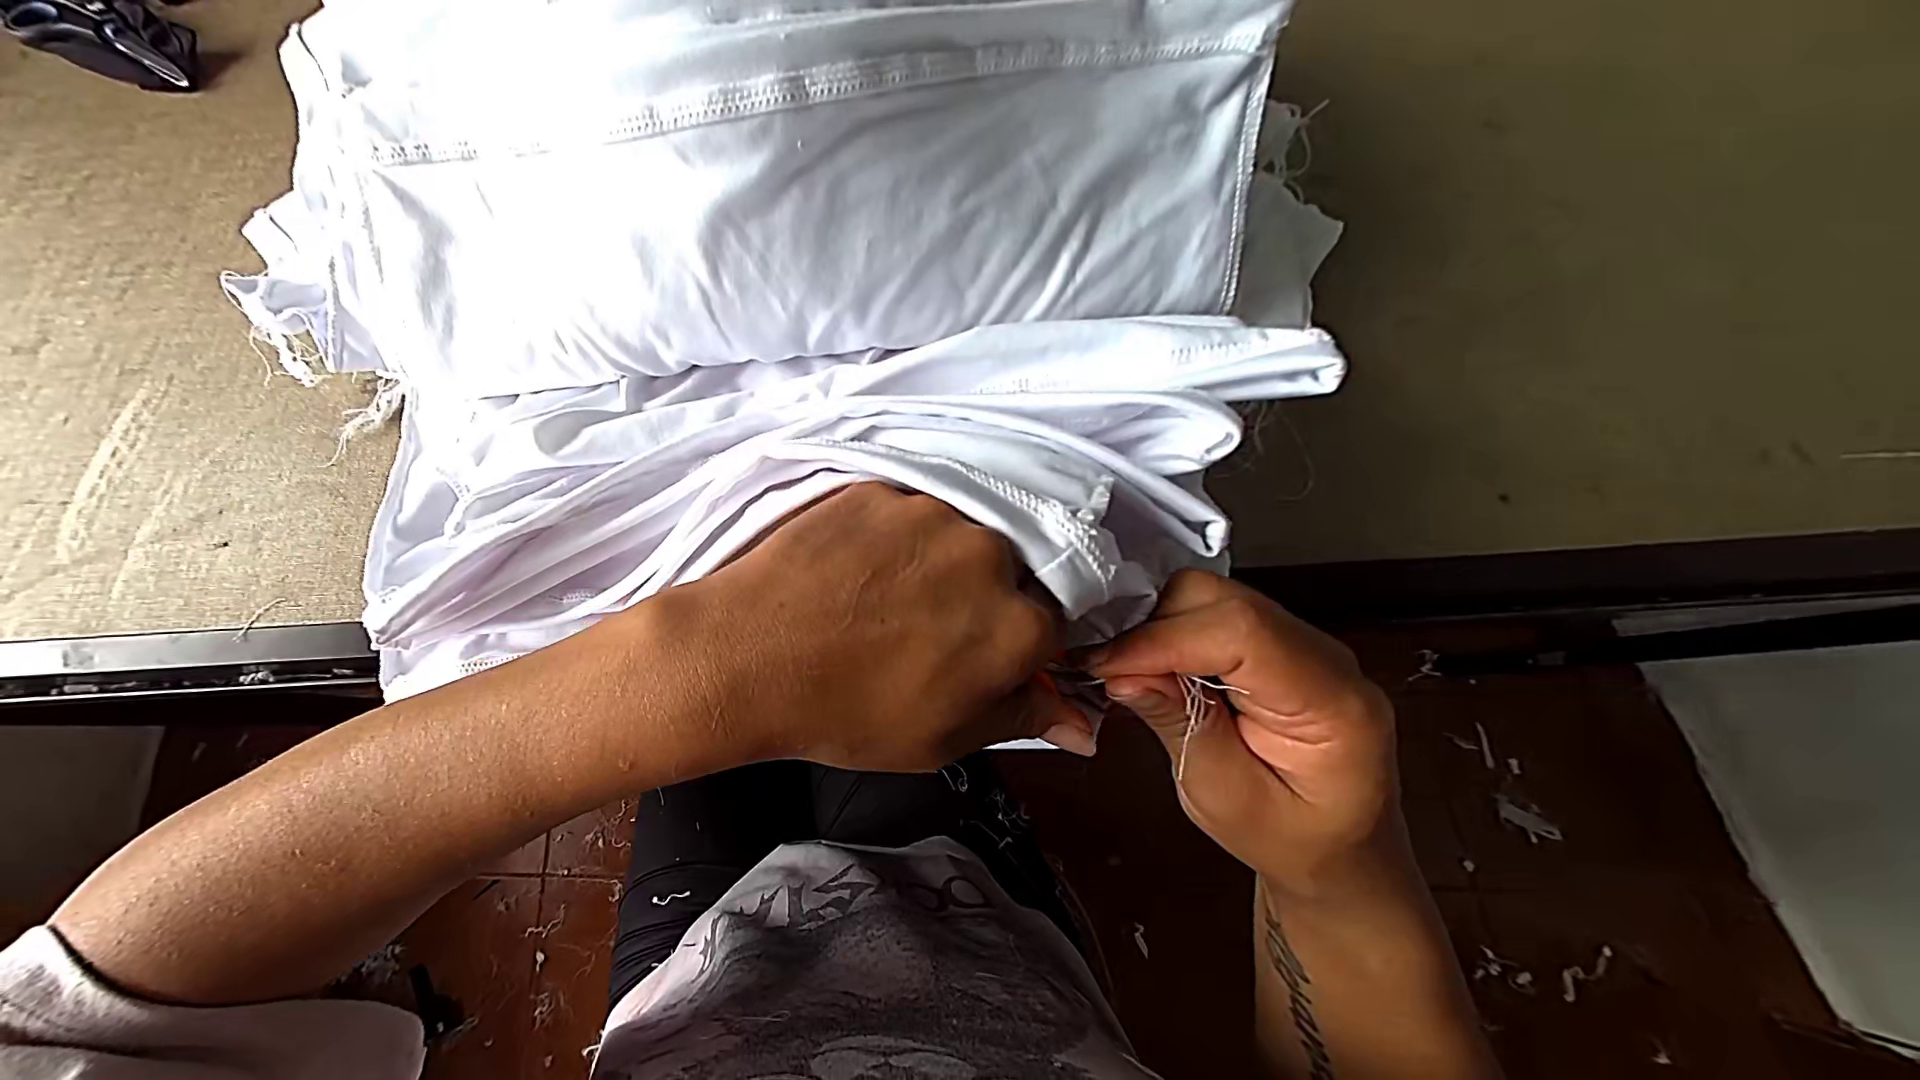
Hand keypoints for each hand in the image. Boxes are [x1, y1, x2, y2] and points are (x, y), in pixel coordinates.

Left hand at [659, 482, 1090, 771]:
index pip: (1048, 623)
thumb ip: (1023, 719)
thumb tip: (1087, 732)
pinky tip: (858, 566)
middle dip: (980, 595)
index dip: (1011, 639)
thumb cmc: (849, 713)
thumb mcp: (944, 738)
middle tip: (924, 621)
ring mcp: (935, 513)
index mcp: (1018, 625)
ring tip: (884, 592)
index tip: (975, 648)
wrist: (747, 658)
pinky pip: (909, 511)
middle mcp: (992, 556)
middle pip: (1009, 571)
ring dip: (937, 560)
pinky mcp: (886, 488)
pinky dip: (894, 536)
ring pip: (960, 535)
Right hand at [1082, 569, 1401, 892]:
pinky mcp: (1272, 641)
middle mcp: (1324, 656)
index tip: (1105, 664)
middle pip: (1222, 599)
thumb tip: (1123, 675)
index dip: (1161, 639)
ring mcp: (1300, 642)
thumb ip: (1181, 730)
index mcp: (1333, 703)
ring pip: (1210, 596)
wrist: (1342, 848)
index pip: (1241, 632)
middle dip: (1152, 625)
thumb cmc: (1296, 839)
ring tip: (1128, 671)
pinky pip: (1211, 611)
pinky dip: (1169, 631)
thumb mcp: (1227, 802)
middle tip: (1108, 668)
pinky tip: (1153, 666)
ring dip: (1156, 626)